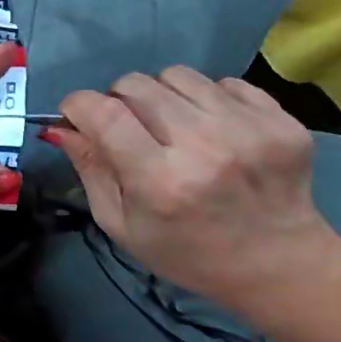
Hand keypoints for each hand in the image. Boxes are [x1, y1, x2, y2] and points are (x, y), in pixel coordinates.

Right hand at [44, 67, 338, 309]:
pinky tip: (212, 131)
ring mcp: (248, 128)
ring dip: (160, 95)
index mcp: (160, 182)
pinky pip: (222, 82)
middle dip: (117, 99)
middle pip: (137, 85)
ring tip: (170, 126)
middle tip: (125, 125)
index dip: (79, 105)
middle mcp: (204, 146)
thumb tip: (61, 127)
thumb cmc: (187, 254)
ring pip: (177, 75)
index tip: (75, 114)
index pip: (104, 113)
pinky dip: (205, 100)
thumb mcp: (121, 225)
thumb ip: (91, 170)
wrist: (278, 266)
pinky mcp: (279, 119)